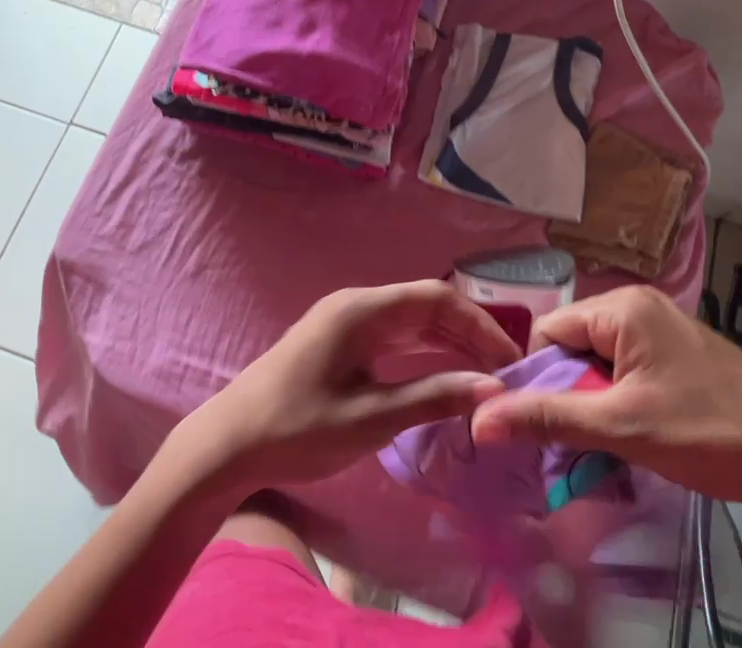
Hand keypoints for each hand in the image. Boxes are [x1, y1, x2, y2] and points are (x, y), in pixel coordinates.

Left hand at [171, 280, 521, 494]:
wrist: (230, 443)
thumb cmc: (297, 428)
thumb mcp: (371, 418)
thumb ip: (433, 397)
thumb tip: (493, 389)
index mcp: (361, 311)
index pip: (436, 299)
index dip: (479, 324)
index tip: (511, 360)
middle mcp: (356, 306)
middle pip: (426, 307)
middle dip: (469, 335)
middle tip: (506, 374)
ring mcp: (346, 324)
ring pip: (411, 323)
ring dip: (449, 345)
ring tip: (486, 378)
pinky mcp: (340, 345)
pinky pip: (394, 339)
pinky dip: (424, 355)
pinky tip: (446, 378)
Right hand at [471, 286, 741, 506]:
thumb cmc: (707, 431)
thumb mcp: (619, 426)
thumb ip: (545, 419)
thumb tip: (476, 420)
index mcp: (621, 307)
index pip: (547, 333)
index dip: (539, 379)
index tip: (549, 424)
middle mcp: (638, 307)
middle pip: (571, 349)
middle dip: (568, 397)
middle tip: (585, 441)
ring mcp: (662, 330)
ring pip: (597, 366)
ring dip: (593, 407)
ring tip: (612, 444)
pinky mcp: (677, 356)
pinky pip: (625, 374)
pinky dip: (619, 405)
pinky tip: (637, 436)